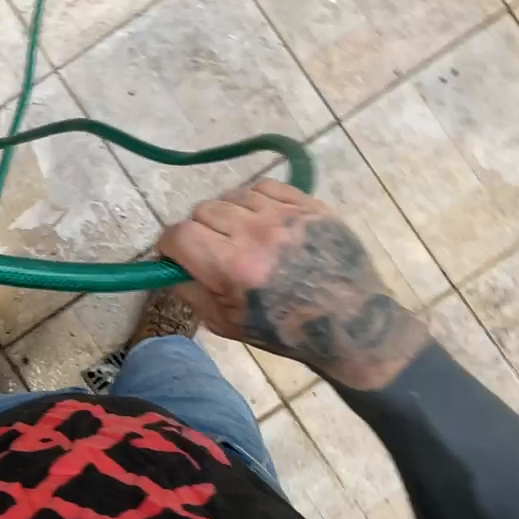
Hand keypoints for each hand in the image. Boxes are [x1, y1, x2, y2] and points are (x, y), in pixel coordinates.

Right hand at [158, 180, 428, 389]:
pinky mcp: (308, 205)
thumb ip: (190, 292)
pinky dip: (254, 201)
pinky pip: (263, 187)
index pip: (179, 235)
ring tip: (241, 236)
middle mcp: (256, 234)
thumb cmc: (283, 330)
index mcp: (233, 268)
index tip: (175, 255)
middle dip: (199, 231)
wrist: (350, 324)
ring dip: (227, 215)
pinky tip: (262, 222)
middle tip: (213, 250)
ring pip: (231, 196)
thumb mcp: (225, 324)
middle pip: (202, 211)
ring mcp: (284, 215)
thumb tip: (168, 268)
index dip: (170, 245)